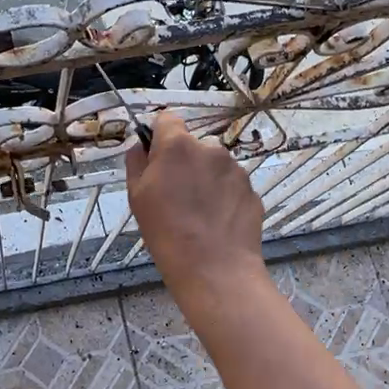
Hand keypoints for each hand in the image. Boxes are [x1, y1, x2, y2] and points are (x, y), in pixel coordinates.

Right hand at [125, 112, 266, 297]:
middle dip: (185, 161)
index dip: (160, 135)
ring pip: (214, 165)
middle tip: (176, 193)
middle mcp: (211, 148)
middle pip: (193, 144)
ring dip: (206, 178)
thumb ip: (136, 163)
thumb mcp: (136, 197)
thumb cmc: (165, 231)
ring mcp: (236, 168)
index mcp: (178, 146)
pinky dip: (224, 196)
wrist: (214, 269)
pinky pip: (231, 185)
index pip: (168, 119)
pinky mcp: (252, 190)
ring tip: (199, 212)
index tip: (156, 158)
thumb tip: (139, 147)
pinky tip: (216, 222)